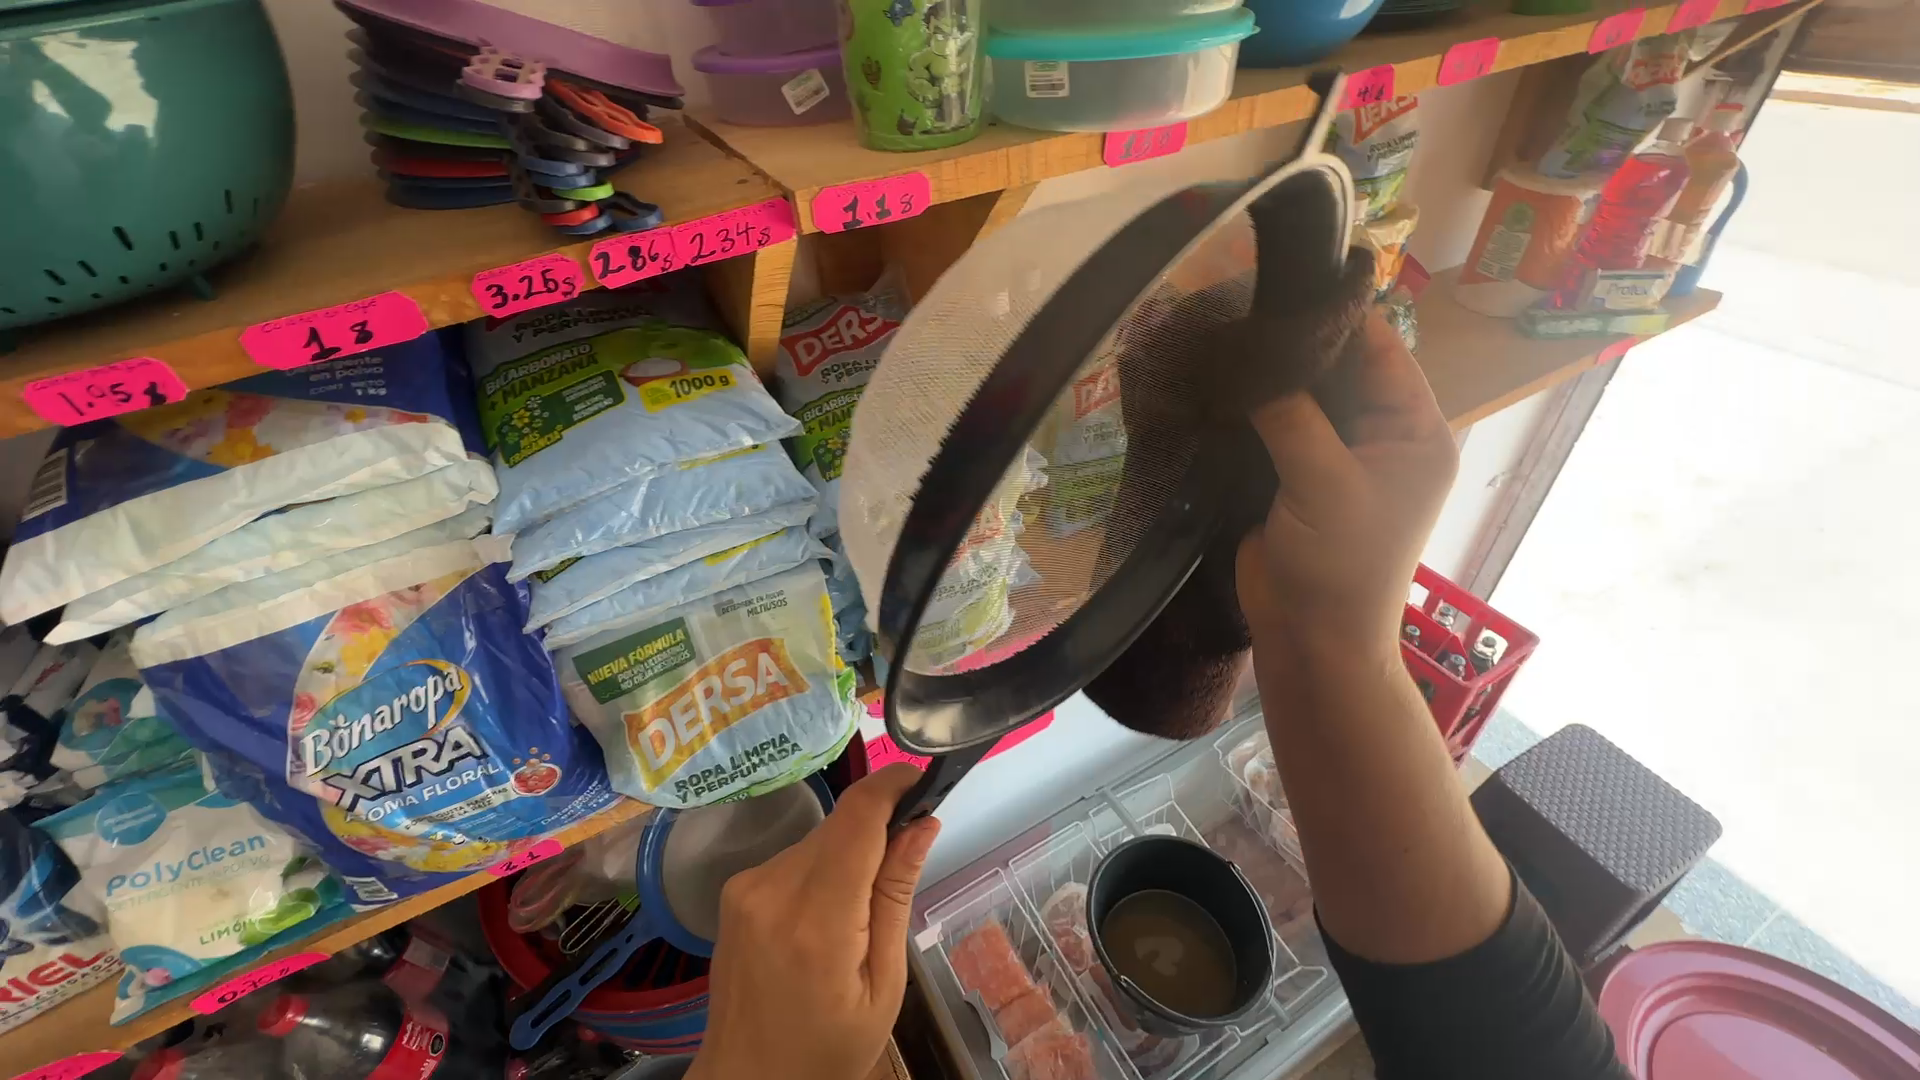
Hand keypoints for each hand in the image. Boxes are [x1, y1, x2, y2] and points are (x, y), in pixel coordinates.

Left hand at [687, 765, 940, 1079]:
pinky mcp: (735, 888)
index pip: (858, 817)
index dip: (892, 784)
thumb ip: (897, 895)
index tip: (922, 776)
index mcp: (817, 920)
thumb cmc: (828, 1049)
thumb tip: (923, 822)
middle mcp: (773, 889)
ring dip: (850, 852)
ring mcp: (746, 886)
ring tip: (861, 910)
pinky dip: (823, 868)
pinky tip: (827, 914)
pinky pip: (796, 856)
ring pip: (820, 838)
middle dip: (879, 827)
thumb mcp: (883, 984)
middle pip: (840, 824)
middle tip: (907, 859)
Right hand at [1235, 311, 1457, 663]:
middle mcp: (1379, 437)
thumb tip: (1254, 361)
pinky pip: (1276, 431)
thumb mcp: (1324, 483)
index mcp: (1413, 432)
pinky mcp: (1294, 478)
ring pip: (1303, 400)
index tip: (1281, 290)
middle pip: (1339, 372)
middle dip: (1295, 349)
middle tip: (1239, 316)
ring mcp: (1334, 458)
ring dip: (1269, 382)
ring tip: (1222, 345)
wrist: (1310, 636)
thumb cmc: (1339, 564)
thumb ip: (1293, 417)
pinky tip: (1218, 391)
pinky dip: (1251, 413)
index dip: (1337, 320)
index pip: (1380, 352)